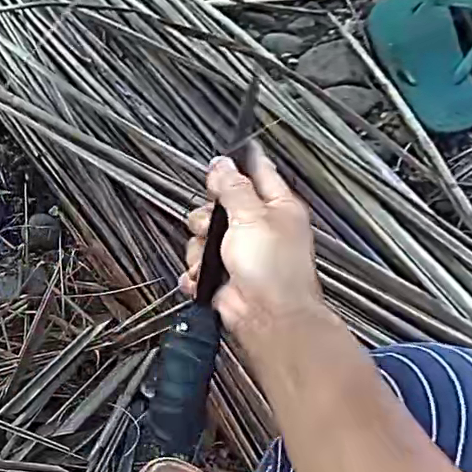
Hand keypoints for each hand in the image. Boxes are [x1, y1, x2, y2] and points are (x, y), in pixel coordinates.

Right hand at [180, 152, 324, 332]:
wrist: (266, 315)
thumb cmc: (274, 269)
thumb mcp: (251, 216)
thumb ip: (232, 188)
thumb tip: (221, 165)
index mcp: (276, 208)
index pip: (258, 173)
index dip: (240, 163)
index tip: (226, 156)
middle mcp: (257, 229)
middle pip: (218, 208)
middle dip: (206, 218)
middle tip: (210, 225)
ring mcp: (239, 253)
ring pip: (201, 238)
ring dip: (198, 251)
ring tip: (209, 261)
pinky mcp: (222, 275)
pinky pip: (196, 265)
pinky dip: (195, 273)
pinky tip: (203, 276)